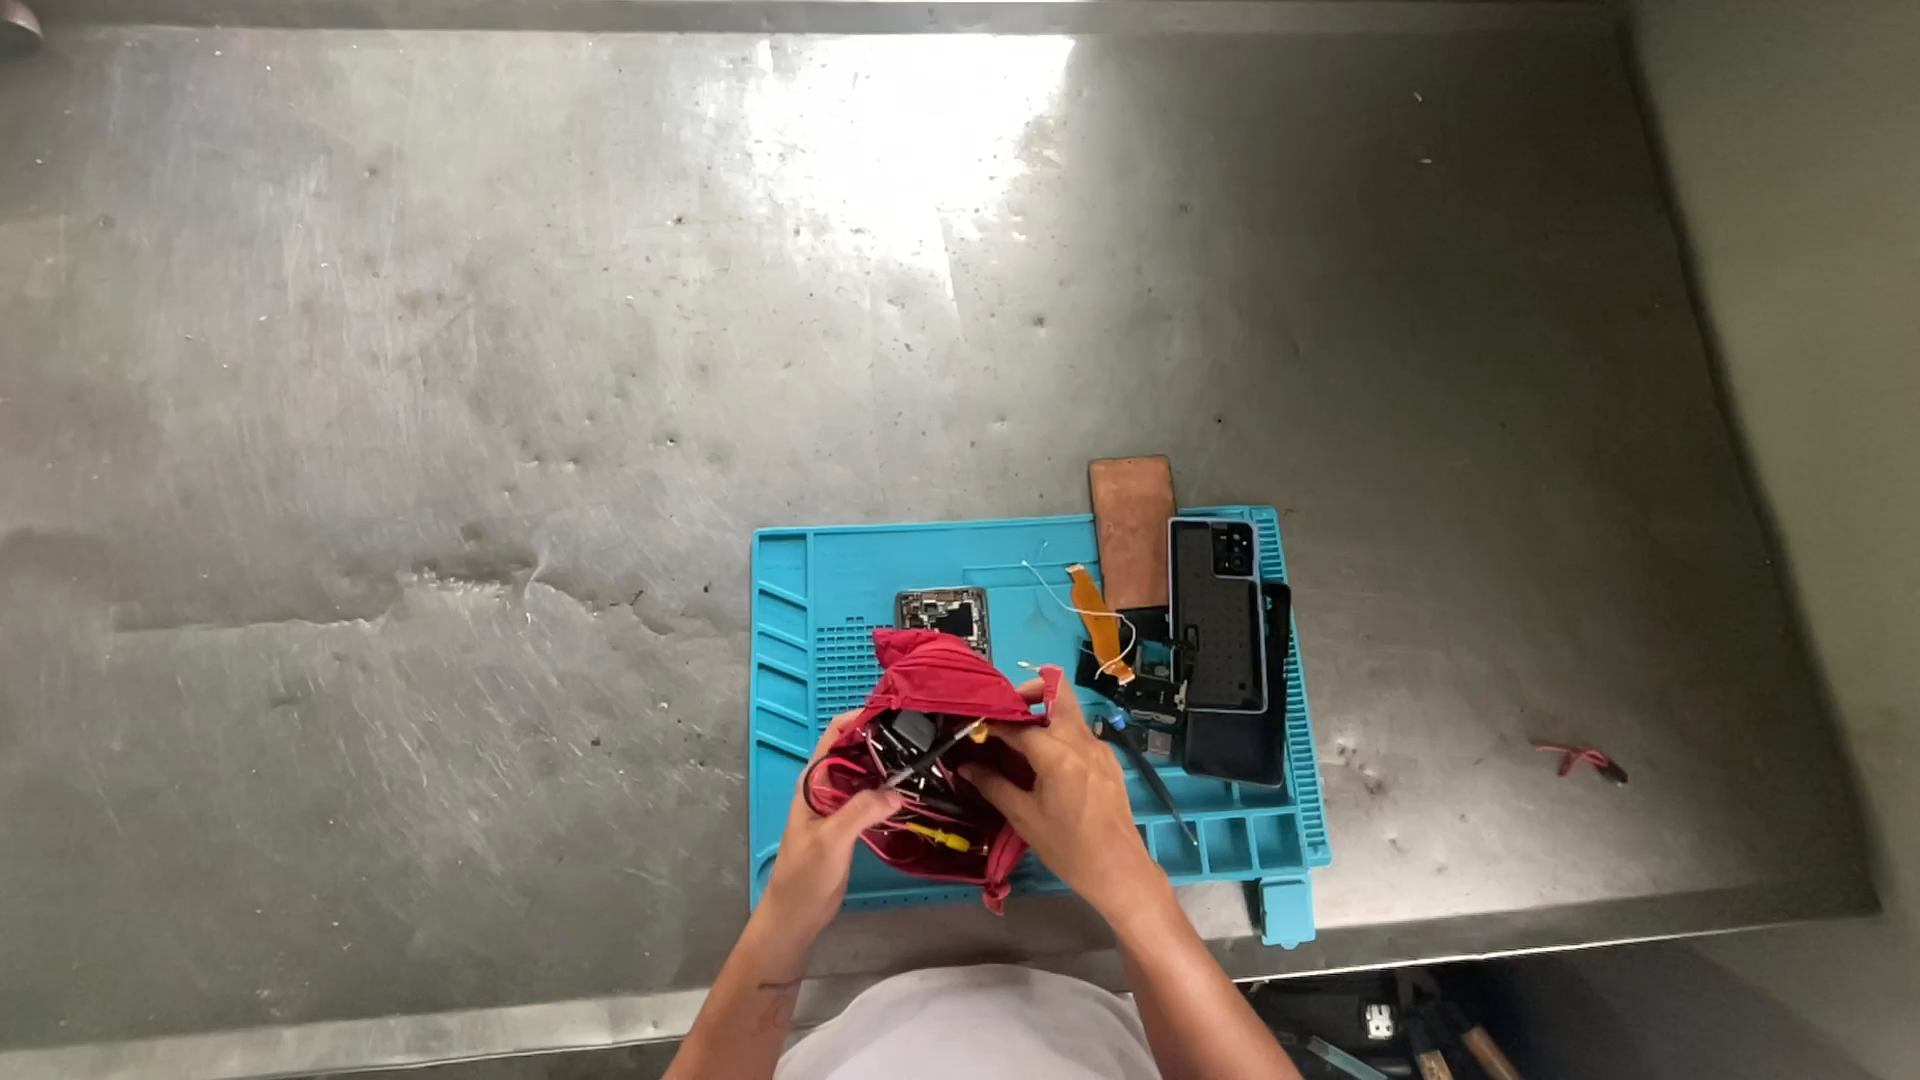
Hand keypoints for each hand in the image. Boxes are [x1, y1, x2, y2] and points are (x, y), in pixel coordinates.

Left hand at [757, 709, 904, 942]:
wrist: (795, 917)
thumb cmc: (804, 876)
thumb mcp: (832, 840)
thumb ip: (861, 811)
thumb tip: (898, 790)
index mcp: (813, 780)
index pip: (836, 733)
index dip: (861, 718)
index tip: (894, 713)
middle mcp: (826, 784)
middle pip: (856, 749)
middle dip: (882, 739)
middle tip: (918, 735)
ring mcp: (839, 803)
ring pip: (867, 772)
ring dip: (889, 765)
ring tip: (922, 757)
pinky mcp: (850, 821)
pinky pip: (872, 795)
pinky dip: (890, 788)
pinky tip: (911, 790)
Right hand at [958, 674, 1169, 923]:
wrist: (1119, 871)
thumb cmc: (1068, 848)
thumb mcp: (1024, 817)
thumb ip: (993, 785)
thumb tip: (966, 766)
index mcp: (1058, 753)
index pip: (1018, 725)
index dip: (994, 723)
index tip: (976, 727)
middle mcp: (1081, 740)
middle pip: (1058, 693)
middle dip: (1029, 693)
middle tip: (1006, 713)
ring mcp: (1099, 747)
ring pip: (1070, 712)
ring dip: (1044, 714)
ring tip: (1022, 739)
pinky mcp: (1108, 759)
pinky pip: (1080, 733)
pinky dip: (1060, 734)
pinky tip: (1047, 762)